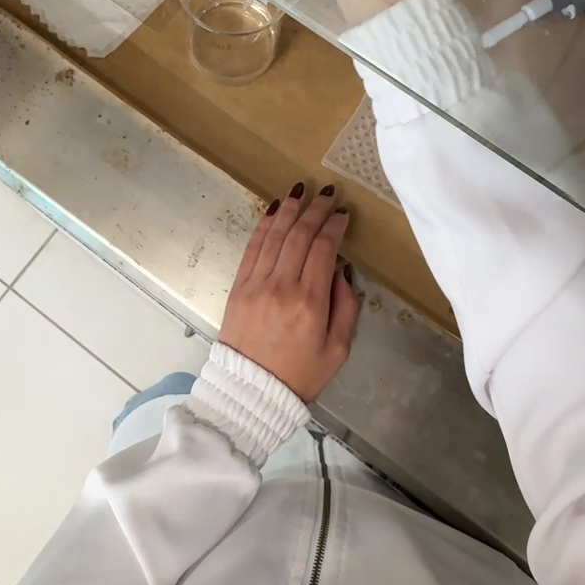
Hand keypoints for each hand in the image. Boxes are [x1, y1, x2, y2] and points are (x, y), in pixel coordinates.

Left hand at [220, 183, 361, 402]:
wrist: (251, 392)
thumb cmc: (299, 375)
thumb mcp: (338, 349)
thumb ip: (346, 307)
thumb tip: (342, 271)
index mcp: (310, 303)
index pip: (323, 249)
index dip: (334, 226)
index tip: (342, 213)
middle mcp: (281, 287)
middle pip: (299, 236)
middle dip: (315, 210)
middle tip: (327, 193)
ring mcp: (256, 285)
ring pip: (274, 236)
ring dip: (289, 210)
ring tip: (301, 192)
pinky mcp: (238, 287)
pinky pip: (252, 248)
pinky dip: (264, 226)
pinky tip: (274, 211)